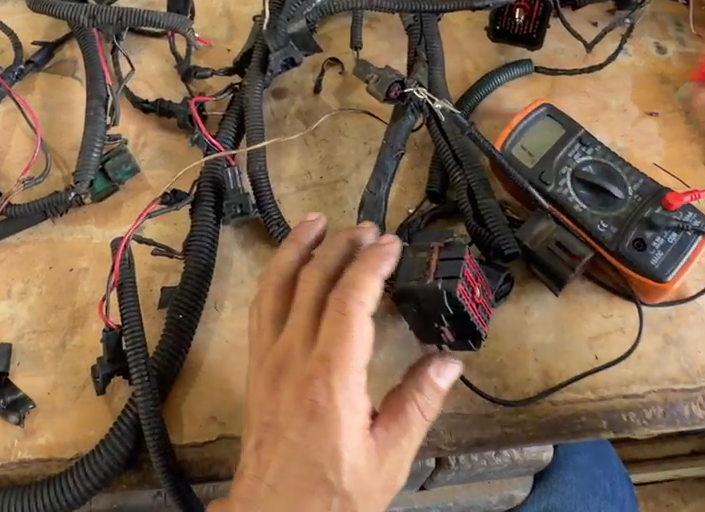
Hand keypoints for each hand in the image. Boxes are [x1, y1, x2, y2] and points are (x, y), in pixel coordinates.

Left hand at [219, 215, 462, 511]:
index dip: (371, 265)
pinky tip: (286, 263)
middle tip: (367, 228)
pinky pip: (261, 306)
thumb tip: (449, 362)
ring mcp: (268, 358)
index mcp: (330, 378)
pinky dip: (275, 274)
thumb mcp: (387, 458)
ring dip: (299, 247)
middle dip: (342, 246)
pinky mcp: (256, 365)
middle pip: (314, 282)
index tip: (390, 244)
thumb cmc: (332, 495)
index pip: (349, 301)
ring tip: (317, 221)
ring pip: (278, 285)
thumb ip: (417, 404)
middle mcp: (294, 357)